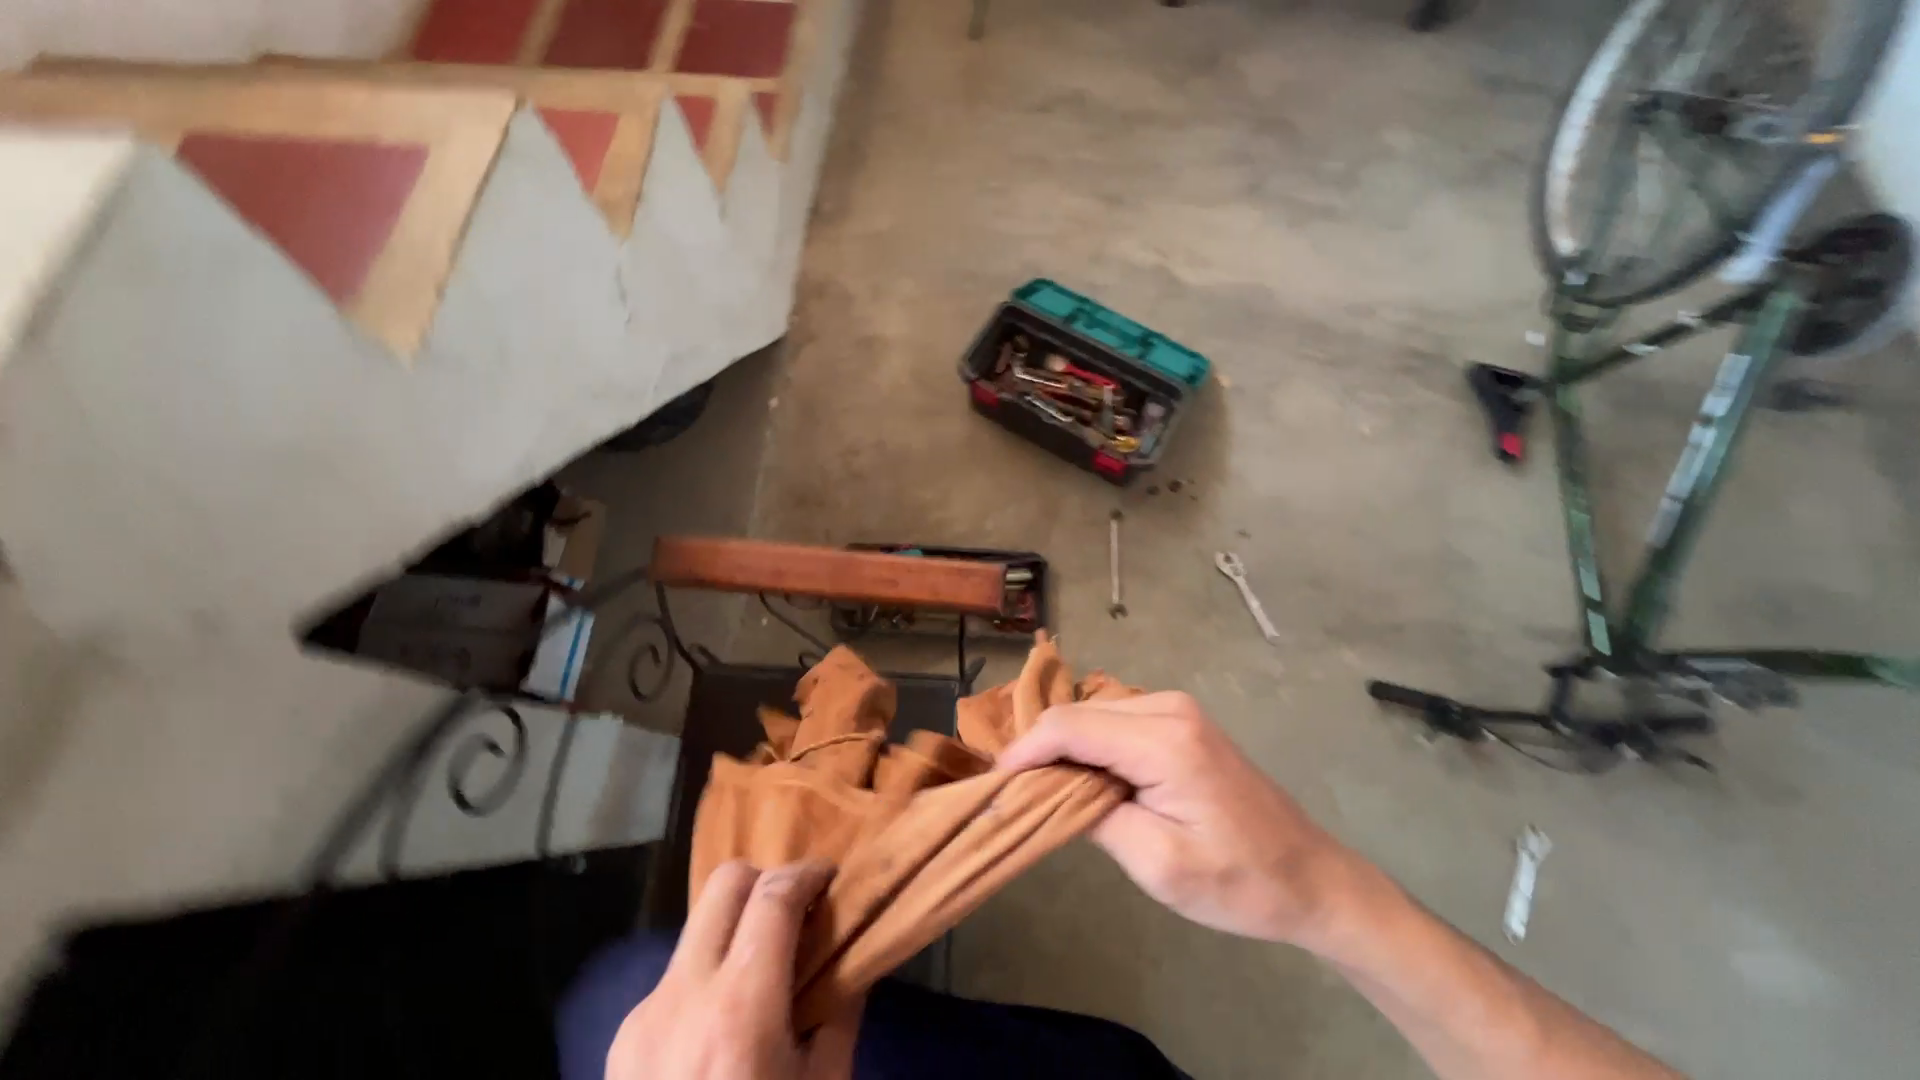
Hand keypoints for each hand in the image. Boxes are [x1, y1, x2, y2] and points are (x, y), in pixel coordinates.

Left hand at [607, 860, 852, 1079]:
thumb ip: (842, 1013)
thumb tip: (852, 959)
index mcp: (740, 1008)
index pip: (773, 896)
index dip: (808, 873)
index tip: (830, 877)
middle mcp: (682, 994)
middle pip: (723, 884)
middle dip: (768, 879)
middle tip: (800, 910)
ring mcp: (644, 1013)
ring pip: (697, 928)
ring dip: (737, 929)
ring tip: (767, 976)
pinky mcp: (622, 1037)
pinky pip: (676, 977)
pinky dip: (710, 975)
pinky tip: (725, 1028)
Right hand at [997, 692, 1357, 946]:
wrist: (1311, 878)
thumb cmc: (1239, 882)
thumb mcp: (1158, 863)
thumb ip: (1094, 817)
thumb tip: (1047, 790)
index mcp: (1164, 740)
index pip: (1069, 726)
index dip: (1023, 751)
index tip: (992, 785)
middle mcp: (1169, 708)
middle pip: (1078, 714)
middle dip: (1039, 749)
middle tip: (1011, 794)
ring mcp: (1178, 710)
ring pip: (1094, 714)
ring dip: (1063, 747)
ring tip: (1040, 791)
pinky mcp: (1182, 722)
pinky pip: (1116, 722)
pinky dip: (1090, 745)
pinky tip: (1082, 779)